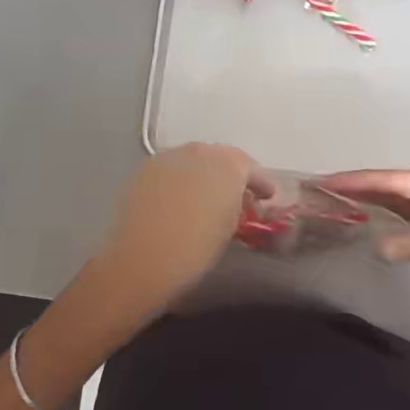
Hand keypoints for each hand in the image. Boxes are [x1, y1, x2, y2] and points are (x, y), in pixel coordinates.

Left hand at [97, 143, 269, 307]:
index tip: (266, 196)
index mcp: (228, 164)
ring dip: (202, 175)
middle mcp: (198, 151)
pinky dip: (178, 181)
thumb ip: (237, 205)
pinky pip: (170, 171)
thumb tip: (235, 201)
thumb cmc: (196, 248)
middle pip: (220, 158)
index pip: (250, 168)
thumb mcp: (229, 227)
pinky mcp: (143, 170)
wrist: (143, 258)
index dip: (260, 183)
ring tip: (205, 197)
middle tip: (236, 196)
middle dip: (229, 175)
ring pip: (192, 161)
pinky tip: (178, 200)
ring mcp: (167, 157)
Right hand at [317, 168, 409, 270]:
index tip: (318, 182)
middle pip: (376, 180)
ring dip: (356, 193)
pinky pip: (391, 200)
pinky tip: (354, 210)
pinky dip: (370, 203)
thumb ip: (406, 246)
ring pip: (382, 189)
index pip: (378, 179)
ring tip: (326, 199)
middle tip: (313, 191)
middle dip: (345, 184)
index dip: (347, 180)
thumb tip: (372, 246)